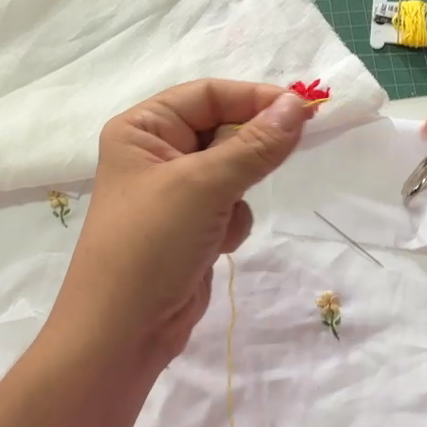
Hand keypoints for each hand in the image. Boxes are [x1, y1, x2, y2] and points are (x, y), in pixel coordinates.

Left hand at [52, 81, 310, 365]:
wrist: (122, 332)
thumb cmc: (151, 244)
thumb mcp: (204, 186)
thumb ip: (254, 144)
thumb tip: (296, 104)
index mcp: (141, 128)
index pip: (207, 94)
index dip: (253, 98)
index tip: (303, 109)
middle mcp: (154, 152)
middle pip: (222, 128)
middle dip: (246, 152)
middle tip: (280, 159)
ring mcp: (172, 191)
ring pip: (232, 169)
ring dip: (237, 193)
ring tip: (219, 220)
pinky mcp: (189, 225)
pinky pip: (228, 204)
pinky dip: (231, 222)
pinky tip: (214, 247)